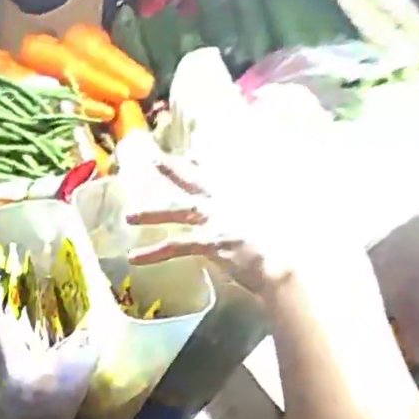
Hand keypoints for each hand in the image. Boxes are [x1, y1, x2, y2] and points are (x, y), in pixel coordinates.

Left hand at [126, 157, 313, 294]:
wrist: (289, 263)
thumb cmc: (286, 245)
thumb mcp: (274, 217)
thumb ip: (258, 209)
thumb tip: (249, 216)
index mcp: (244, 192)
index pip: (218, 173)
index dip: (199, 164)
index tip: (185, 155)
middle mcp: (230, 200)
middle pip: (195, 179)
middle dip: (172, 169)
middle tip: (151, 159)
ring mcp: (220, 219)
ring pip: (179, 210)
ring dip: (152, 212)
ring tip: (129, 216)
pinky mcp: (212, 242)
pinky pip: (177, 246)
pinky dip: (154, 252)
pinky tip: (135, 258)